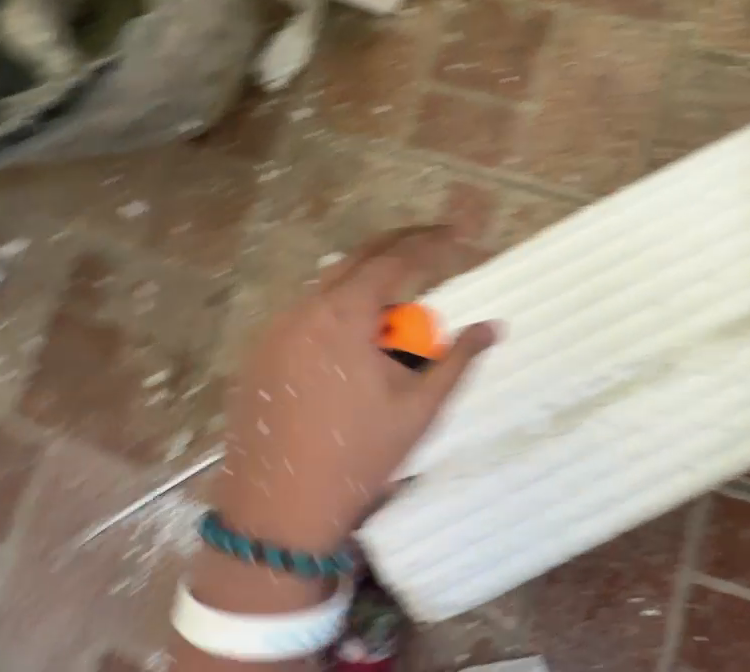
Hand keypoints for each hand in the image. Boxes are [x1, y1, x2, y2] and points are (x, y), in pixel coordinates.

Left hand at [213, 227, 497, 552]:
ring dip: (366, 288)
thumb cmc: (357, 458)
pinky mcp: (257, 356)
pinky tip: (354, 347)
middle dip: (396, 250)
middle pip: (356, 261)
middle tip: (431, 248)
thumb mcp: (419, 409)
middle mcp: (304, 310)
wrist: (277, 514)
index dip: (426, 242)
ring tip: (396, 315)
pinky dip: (337, 314)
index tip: (454, 234)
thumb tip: (492, 327)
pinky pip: (305, 316)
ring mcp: (274, 332)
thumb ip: (457, 360)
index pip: (392, 258)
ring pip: (327, 289)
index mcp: (344, 315)